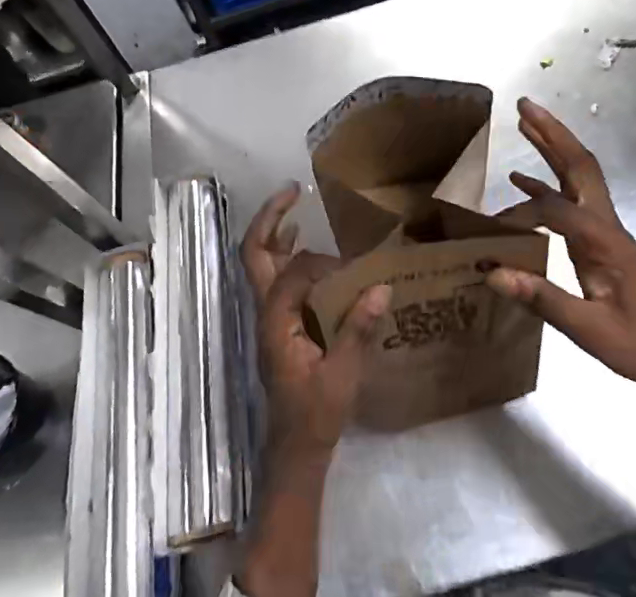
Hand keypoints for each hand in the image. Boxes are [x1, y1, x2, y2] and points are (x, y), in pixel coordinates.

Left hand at [241, 185, 390, 456]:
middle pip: (254, 254)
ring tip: (294, 204)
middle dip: (269, 218)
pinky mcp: (277, 322)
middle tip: (293, 190)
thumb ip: (358, 328)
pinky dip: (283, 252)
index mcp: (275, 323)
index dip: (323, 264)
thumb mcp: (343, 374)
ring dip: (272, 230)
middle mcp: (264, 313)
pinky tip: (300, 242)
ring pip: (258, 262)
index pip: (294, 273)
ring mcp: (267, 316)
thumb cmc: (317, 413)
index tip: (354, 272)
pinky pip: (273, 277)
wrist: (295, 446)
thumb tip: (381, 287)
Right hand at [486, 98, 635, 394]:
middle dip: (553, 133)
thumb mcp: (587, 329)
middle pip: (580, 165)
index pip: (558, 209)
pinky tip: (522, 179)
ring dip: (553, 147)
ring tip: (525, 123)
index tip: (495, 229)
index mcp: (604, 241)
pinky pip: (571, 200)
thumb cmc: (634, 345)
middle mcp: (606, 224)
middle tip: (524, 106)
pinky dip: (547, 184)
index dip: (523, 211)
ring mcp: (605, 229)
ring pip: (579, 175)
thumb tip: (491, 271)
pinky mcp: (599, 239)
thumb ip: (540, 298)